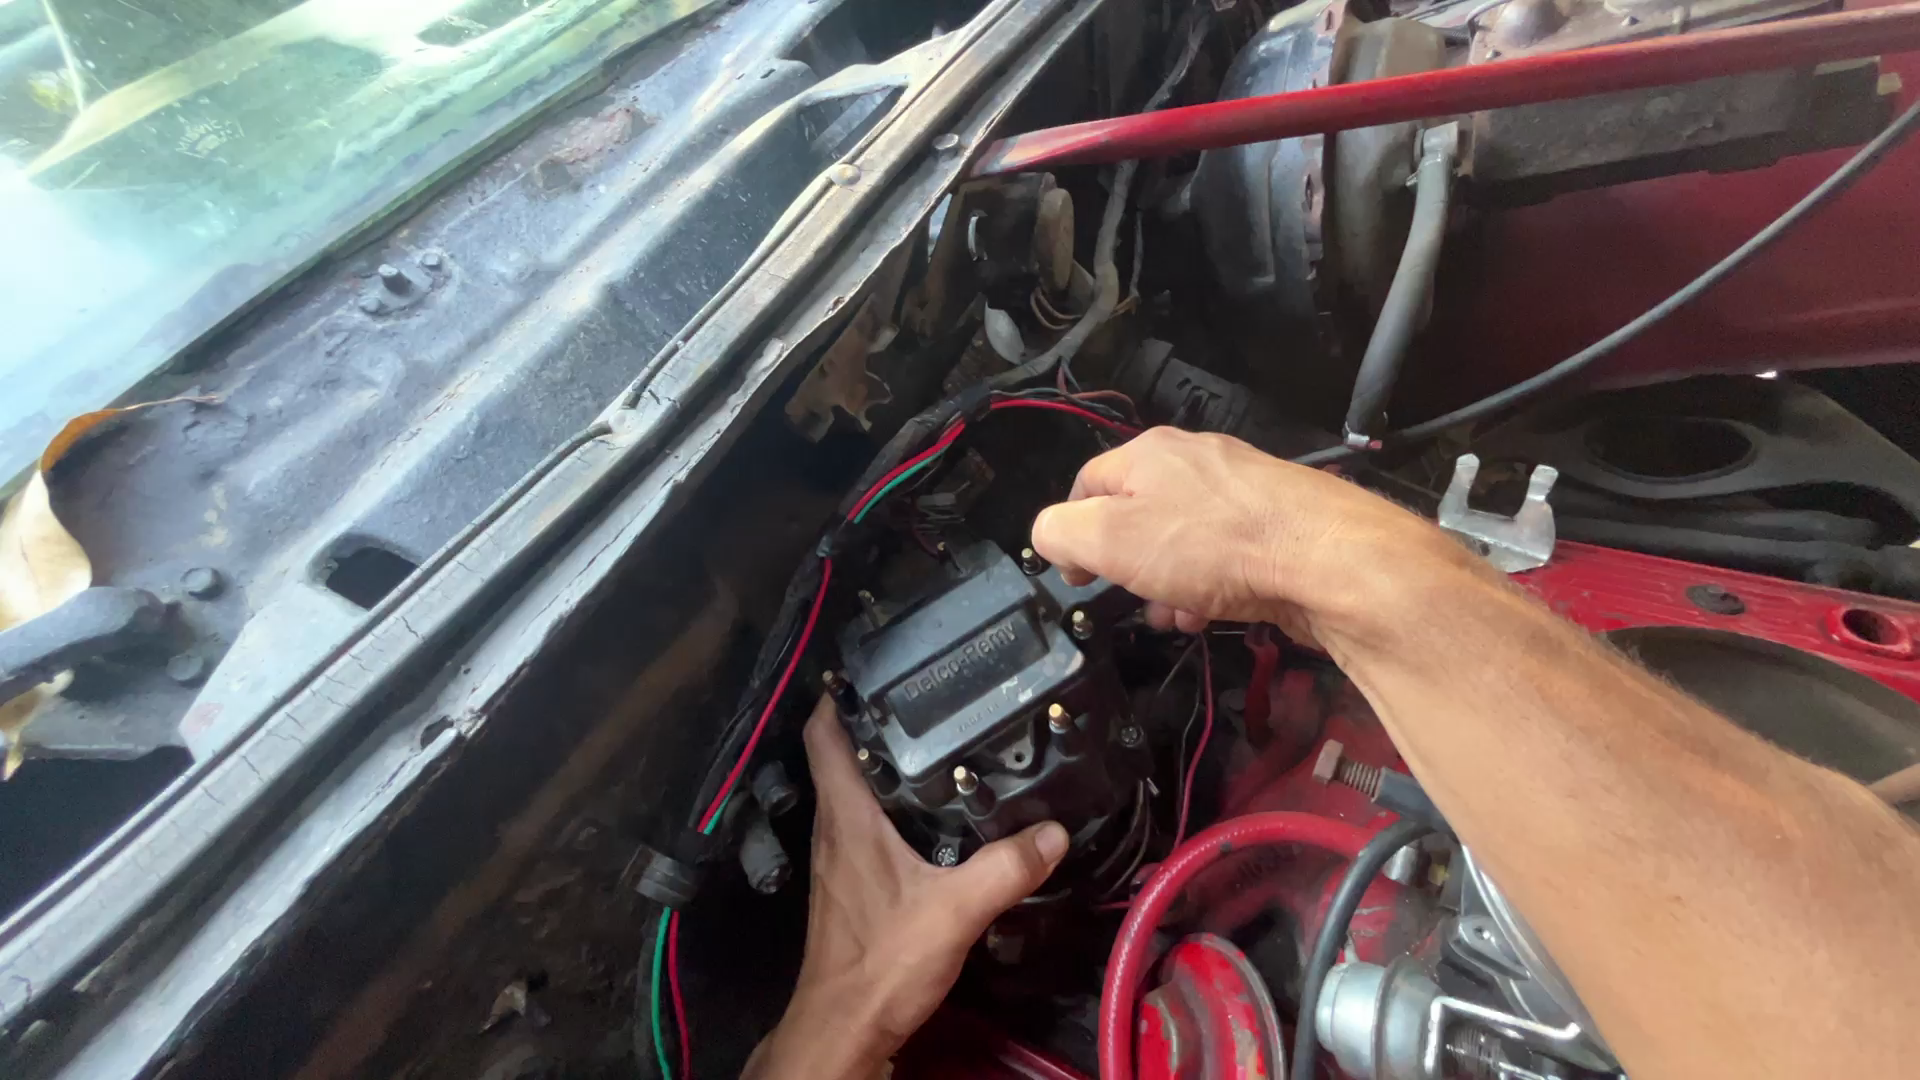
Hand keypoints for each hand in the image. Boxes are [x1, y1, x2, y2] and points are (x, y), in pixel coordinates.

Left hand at [744, 696, 1069, 1079]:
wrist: (844, 1028)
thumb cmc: (883, 960)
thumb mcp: (953, 911)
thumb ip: (1004, 869)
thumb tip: (1054, 831)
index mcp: (846, 815)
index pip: (822, 735)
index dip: (839, 696)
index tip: (872, 669)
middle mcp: (835, 824)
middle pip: (837, 753)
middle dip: (871, 719)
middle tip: (920, 694)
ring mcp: (838, 851)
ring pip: (850, 785)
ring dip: (878, 758)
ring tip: (929, 736)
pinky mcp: (849, 875)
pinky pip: (862, 816)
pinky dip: (886, 797)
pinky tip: (927, 805)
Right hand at [1029, 427, 1484, 645]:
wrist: (1331, 562)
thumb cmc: (1210, 546)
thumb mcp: (1109, 539)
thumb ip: (1060, 533)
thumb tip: (1049, 537)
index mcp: (1147, 453)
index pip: (1084, 485)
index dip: (1070, 533)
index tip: (1074, 578)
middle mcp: (1194, 460)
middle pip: (1135, 514)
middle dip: (1123, 564)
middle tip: (1126, 597)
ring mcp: (1241, 488)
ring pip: (1180, 538)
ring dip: (1163, 579)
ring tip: (1172, 614)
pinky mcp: (1277, 520)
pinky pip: (1222, 551)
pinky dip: (1206, 583)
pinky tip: (1211, 612)